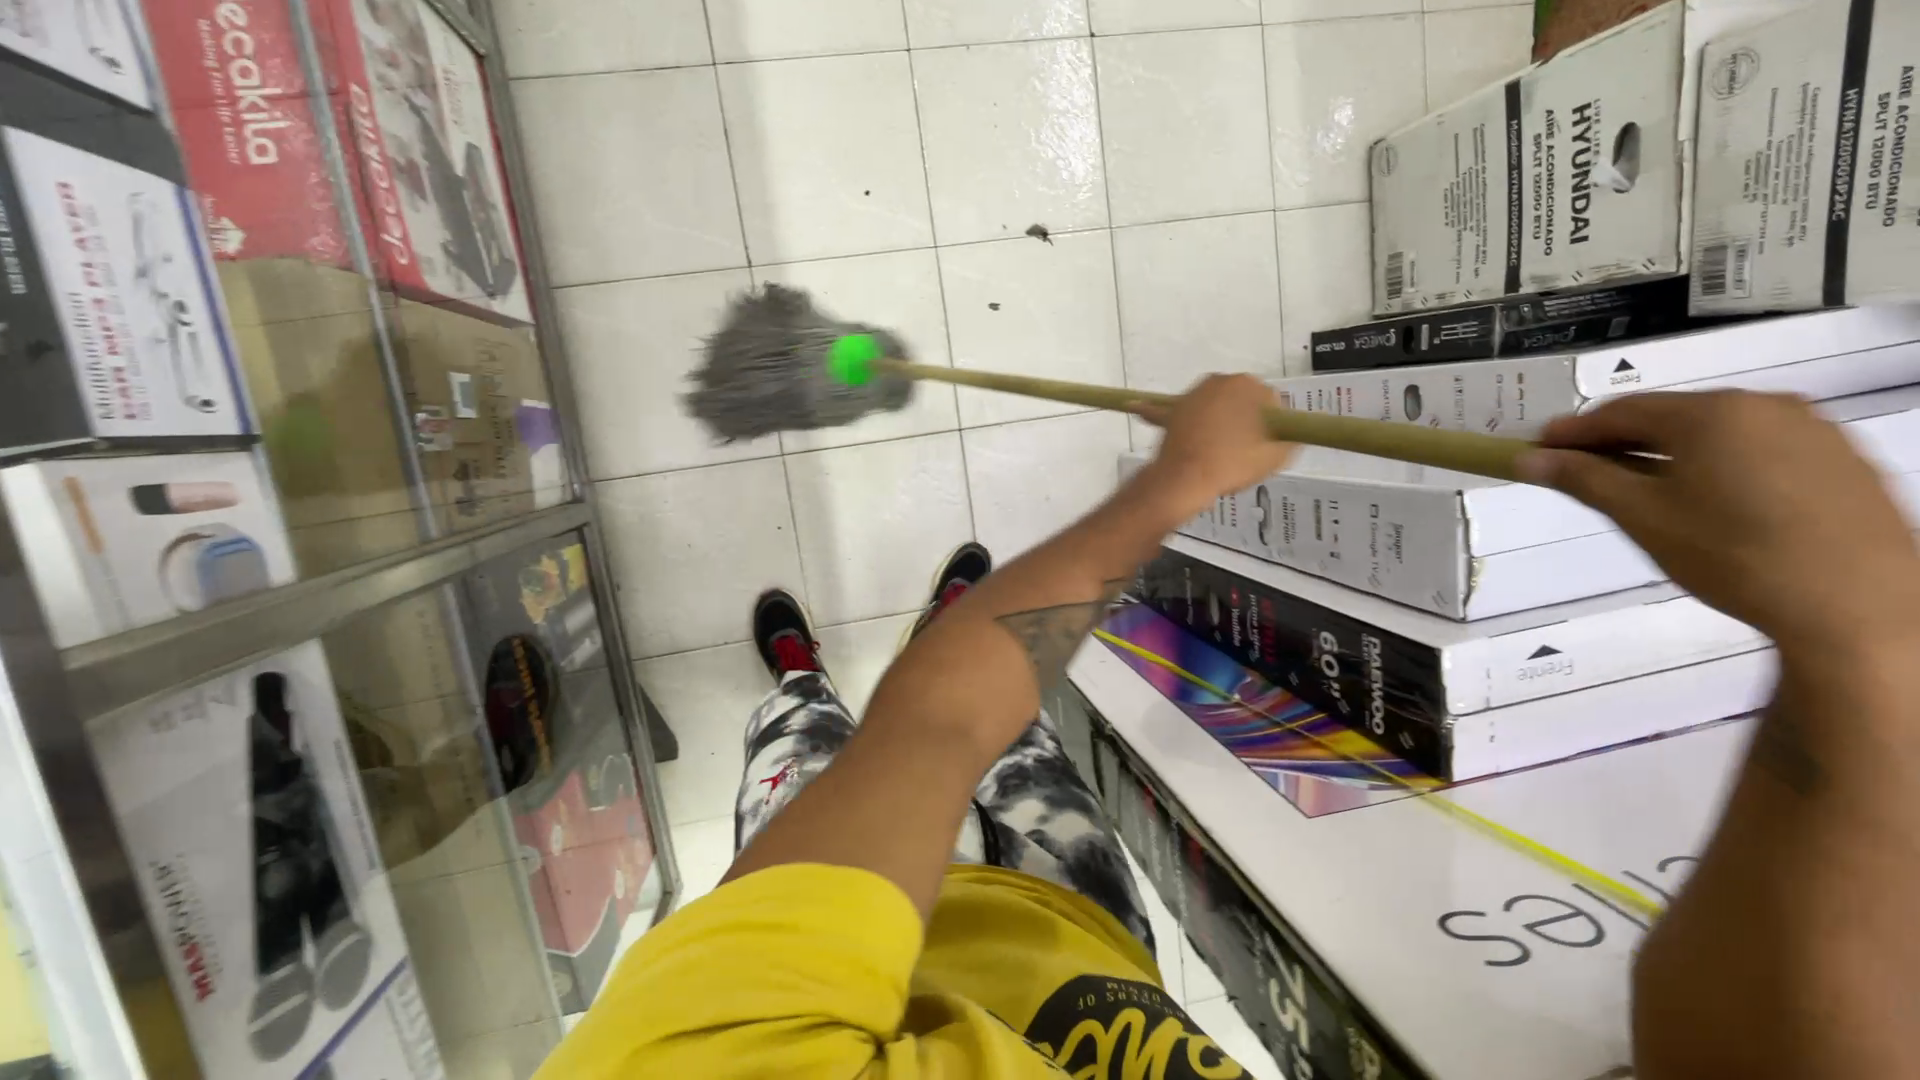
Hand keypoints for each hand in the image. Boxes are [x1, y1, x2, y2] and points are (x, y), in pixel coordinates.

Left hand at [1136, 374, 1297, 521]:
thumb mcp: (1276, 456)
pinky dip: (1158, 411)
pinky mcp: (1172, 410)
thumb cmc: (1233, 464)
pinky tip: (1138, 408)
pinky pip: (1170, 410)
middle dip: (1244, 421)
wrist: (1186, 479)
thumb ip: (1288, 440)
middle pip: (1241, 402)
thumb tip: (1288, 437)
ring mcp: (1192, 394)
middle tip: (1244, 451)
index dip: (1271, 425)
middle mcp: (1218, 381)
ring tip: (1219, 451)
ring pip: (1214, 408)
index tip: (1265, 445)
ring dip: (1218, 422)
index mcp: (1248, 385)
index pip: (1270, 402)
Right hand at [1519, 391, 1919, 651]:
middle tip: (1586, 472)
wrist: (1859, 606)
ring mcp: (1816, 430)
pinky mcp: (1846, 461)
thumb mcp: (1642, 517)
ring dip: (1673, 453)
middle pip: (1673, 416)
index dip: (1574, 432)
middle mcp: (1767, 406)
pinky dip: (1723, 466)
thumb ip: (1583, 479)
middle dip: (1623, 442)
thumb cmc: (1733, 555)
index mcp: (1712, 413)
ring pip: (1720, 434)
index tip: (1538, 450)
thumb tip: (1530, 458)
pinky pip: (1763, 451)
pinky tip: (1714, 504)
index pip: (1622, 411)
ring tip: (1647, 492)